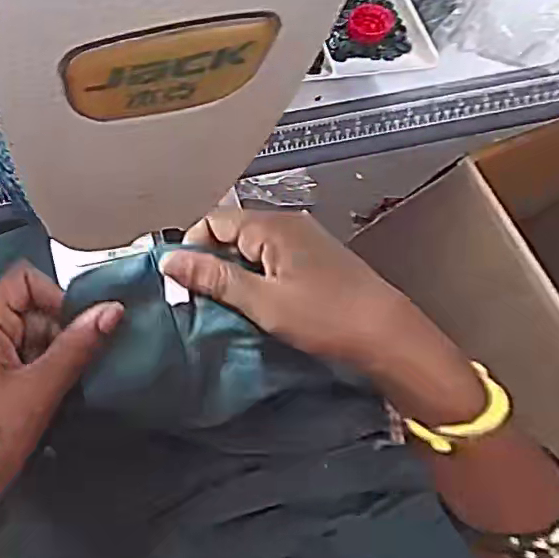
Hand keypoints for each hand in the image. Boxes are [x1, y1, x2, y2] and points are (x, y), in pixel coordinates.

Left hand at [0, 263, 122, 557]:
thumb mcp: (38, 389)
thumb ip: (77, 346)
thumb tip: (113, 308)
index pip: (24, 280)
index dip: (57, 296)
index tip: (83, 328)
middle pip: (31, 308)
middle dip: (61, 330)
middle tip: (82, 363)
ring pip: (33, 338)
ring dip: (57, 355)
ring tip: (71, 384)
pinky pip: (26, 362)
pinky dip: (47, 373)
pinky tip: (59, 396)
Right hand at [159, 208, 483, 425]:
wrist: (389, 337)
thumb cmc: (325, 317)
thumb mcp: (262, 301)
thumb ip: (213, 278)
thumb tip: (169, 260)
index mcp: (271, 226)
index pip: (212, 220)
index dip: (192, 247)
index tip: (187, 283)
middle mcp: (286, 224)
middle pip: (229, 231)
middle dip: (211, 261)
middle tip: (204, 297)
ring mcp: (302, 239)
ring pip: (248, 247)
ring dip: (232, 271)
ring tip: (228, 303)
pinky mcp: (313, 258)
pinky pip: (268, 258)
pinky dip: (254, 276)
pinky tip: (257, 302)